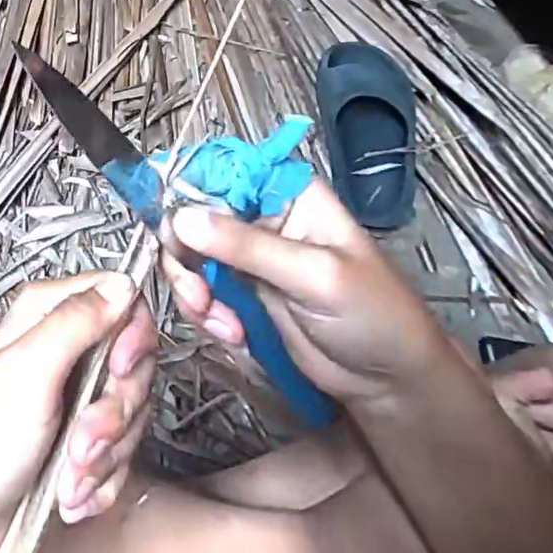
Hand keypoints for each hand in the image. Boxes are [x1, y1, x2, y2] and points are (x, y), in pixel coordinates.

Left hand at [0, 272, 156, 552]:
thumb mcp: (28, 370)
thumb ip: (76, 321)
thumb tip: (121, 285)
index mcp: (46, 313)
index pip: (120, 296)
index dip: (132, 334)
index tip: (119, 371)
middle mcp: (62, 343)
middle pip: (132, 358)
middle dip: (115, 410)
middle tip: (82, 435)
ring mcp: (73, 387)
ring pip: (129, 408)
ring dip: (104, 451)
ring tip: (68, 467)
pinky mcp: (79, 427)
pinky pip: (121, 446)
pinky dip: (100, 474)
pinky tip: (69, 485)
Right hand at [160, 179, 447, 405]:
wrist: (389, 383)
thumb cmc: (372, 316)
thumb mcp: (314, 275)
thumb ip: (247, 245)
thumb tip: (180, 218)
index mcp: (284, 191)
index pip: (221, 168)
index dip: (185, 186)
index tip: (163, 220)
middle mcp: (260, 213)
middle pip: (193, 211)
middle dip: (185, 252)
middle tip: (197, 291)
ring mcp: (246, 252)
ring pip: (188, 251)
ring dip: (193, 288)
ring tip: (219, 322)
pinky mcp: (239, 288)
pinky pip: (199, 286)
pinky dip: (204, 310)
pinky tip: (232, 333)